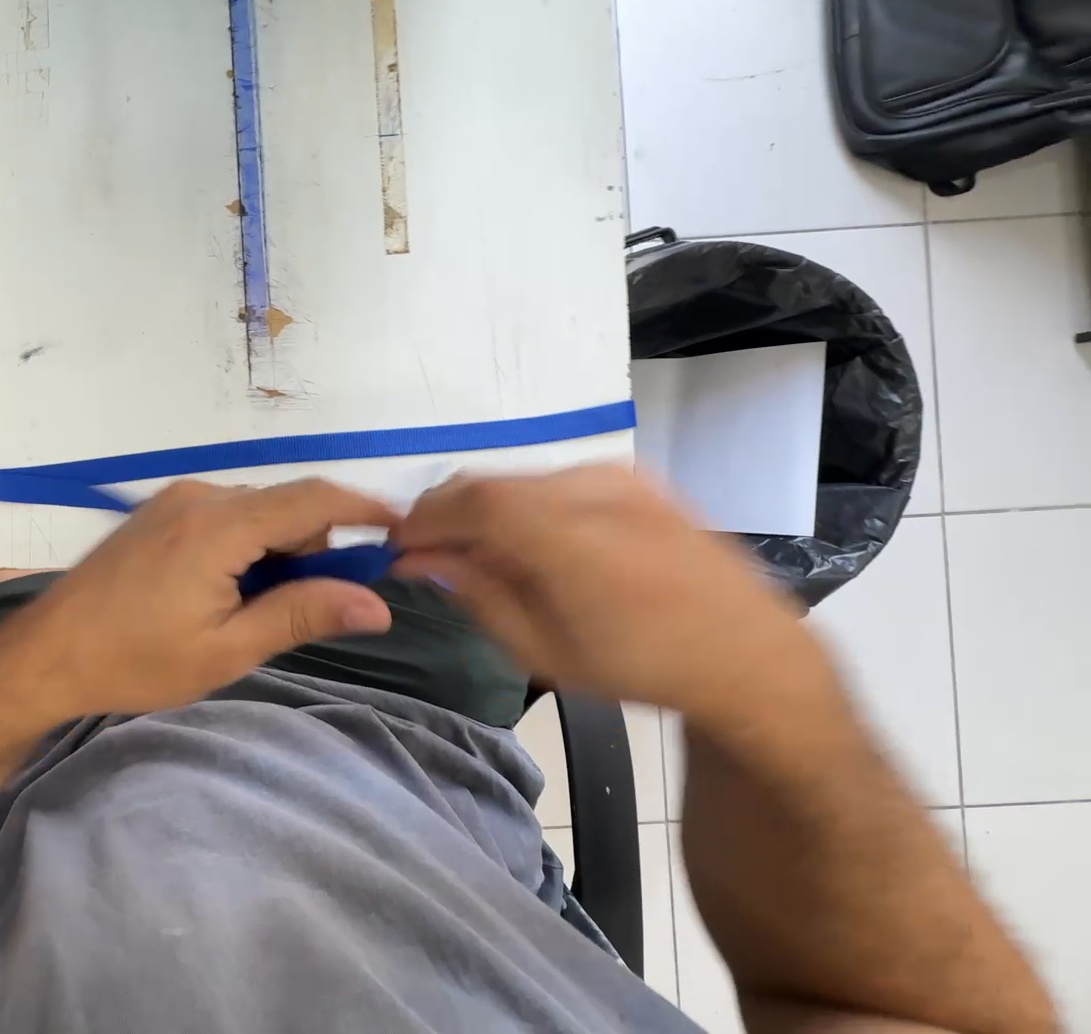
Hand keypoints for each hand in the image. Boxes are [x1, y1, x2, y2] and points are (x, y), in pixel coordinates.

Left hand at [0, 479, 400, 724]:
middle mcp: (201, 496)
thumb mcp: (226, 649)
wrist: (47, 652)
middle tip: (314, 608)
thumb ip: (301, 615)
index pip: (314, 497)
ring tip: (258, 611)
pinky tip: (227, 592)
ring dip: (278, 550)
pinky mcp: (159, 513)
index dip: (365, 509)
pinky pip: (225, 518)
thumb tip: (376, 604)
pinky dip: (247, 546)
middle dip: (315, 547)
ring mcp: (175, 500)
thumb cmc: (136, 659)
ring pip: (256, 513)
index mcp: (220, 524)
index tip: (400, 534)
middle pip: (286, 505)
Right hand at [390, 466, 834, 725]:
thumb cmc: (636, 666)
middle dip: (443, 513)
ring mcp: (617, 477)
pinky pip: (547, 480)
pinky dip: (516, 505)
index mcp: (573, 540)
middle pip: (486, 484)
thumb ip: (473, 591)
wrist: (747, 655)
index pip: (471, 503)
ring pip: (513, 479)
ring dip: (478, 509)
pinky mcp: (630, 476)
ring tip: (477, 554)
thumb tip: (415, 556)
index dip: (422, 519)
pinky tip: (524, 543)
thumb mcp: (539, 648)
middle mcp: (593, 490)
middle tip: (425, 553)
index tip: (395, 547)